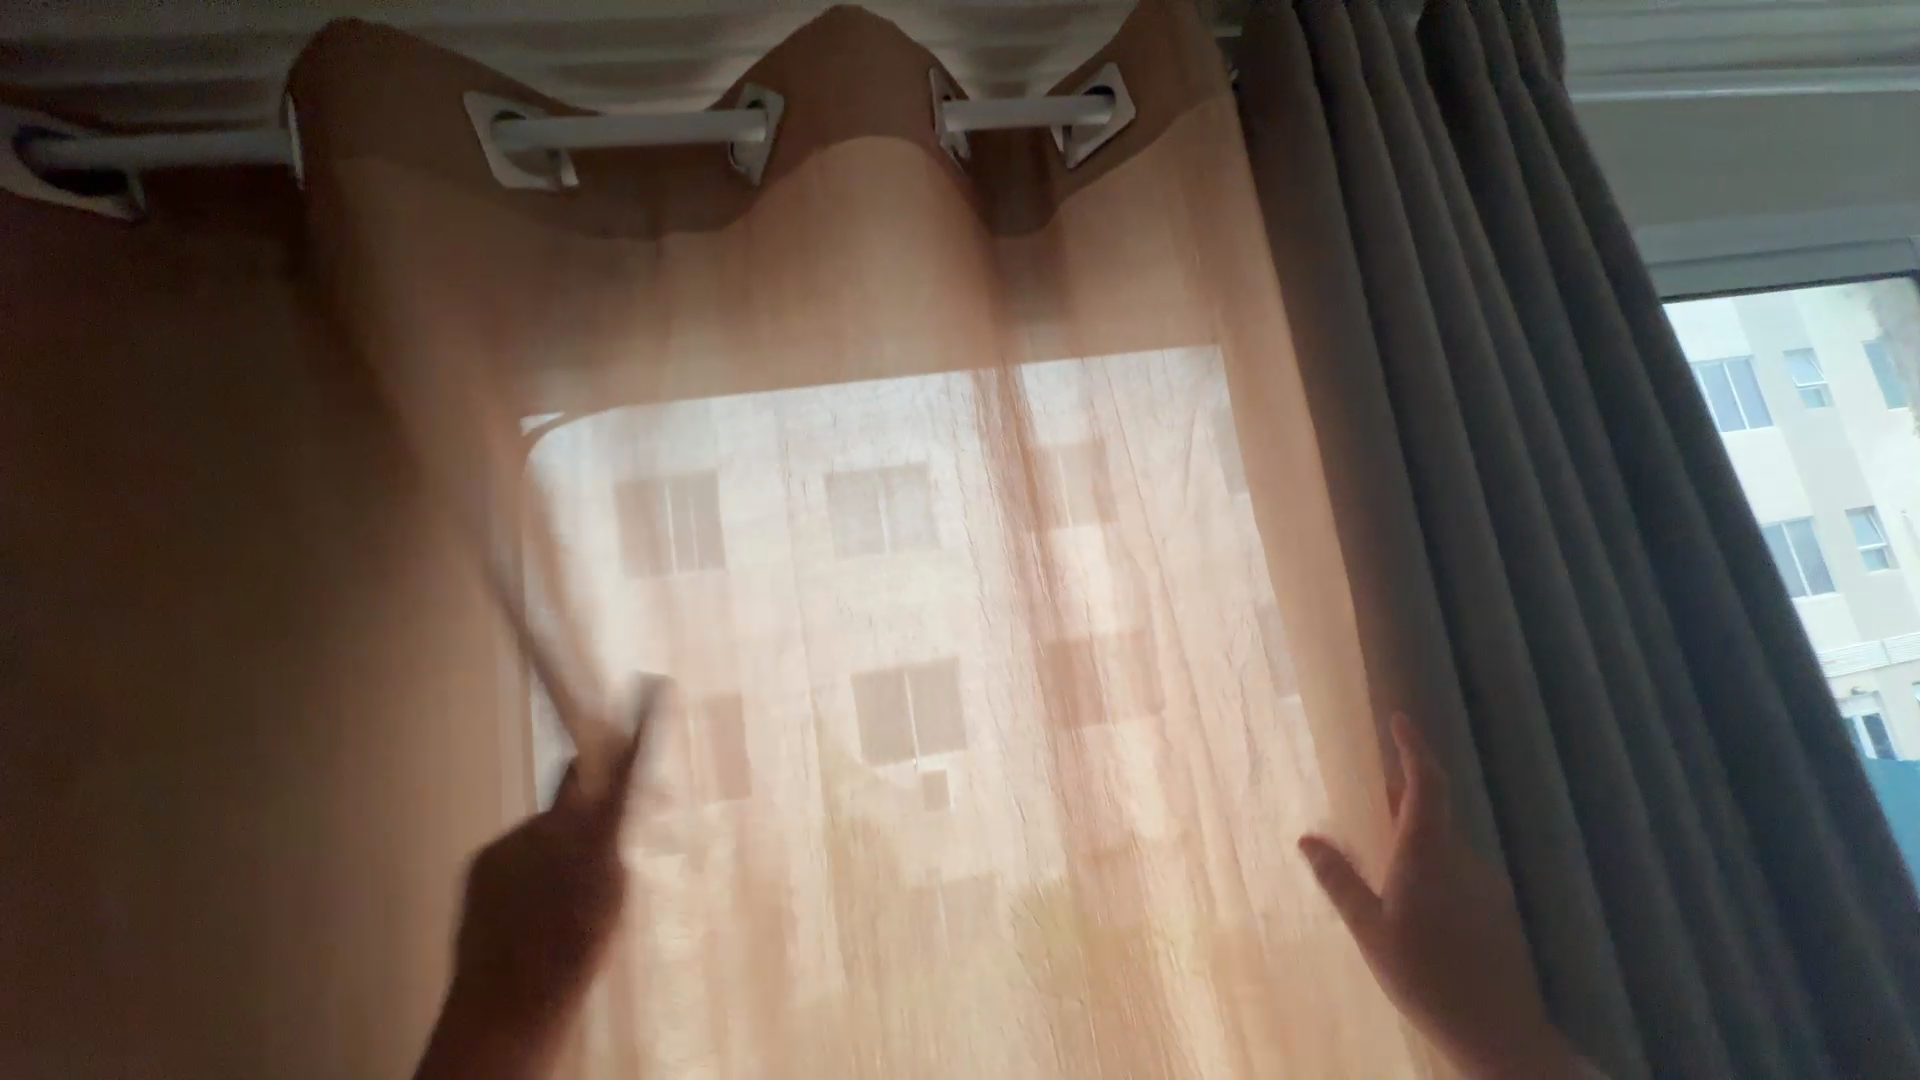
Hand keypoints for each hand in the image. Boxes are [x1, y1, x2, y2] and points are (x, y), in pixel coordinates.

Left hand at [414, 684, 659, 1079]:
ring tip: (555, 901)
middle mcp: (554, 827)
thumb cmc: (575, 954)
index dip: (641, 727)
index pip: (627, 768)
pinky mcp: (482, 859)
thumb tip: (617, 810)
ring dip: (555, 850)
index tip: (655, 686)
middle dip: (593, 810)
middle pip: (581, 795)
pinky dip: (526, 867)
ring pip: (547, 829)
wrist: (504, 1007)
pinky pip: (517, 849)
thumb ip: (618, 844)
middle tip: (598, 853)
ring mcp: (514, 841)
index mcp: (598, 837)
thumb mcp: (616, 895)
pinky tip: (526, 906)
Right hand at [1299, 714, 1590, 1079]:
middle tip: (1369, 787)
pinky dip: (1428, 863)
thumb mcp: (1370, 930)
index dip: (1414, 749)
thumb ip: (1339, 880)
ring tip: (1379, 851)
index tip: (1399, 719)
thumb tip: (1307, 836)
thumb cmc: (1426, 977)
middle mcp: (1461, 861)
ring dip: (1413, 834)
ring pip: (1443, 844)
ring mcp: (1483, 886)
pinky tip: (1409, 899)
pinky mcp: (1492, 911)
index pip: (1427, 785)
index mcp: (1428, 856)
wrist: (1499, 1036)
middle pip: (1433, 811)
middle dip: (1402, 793)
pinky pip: (1454, 869)